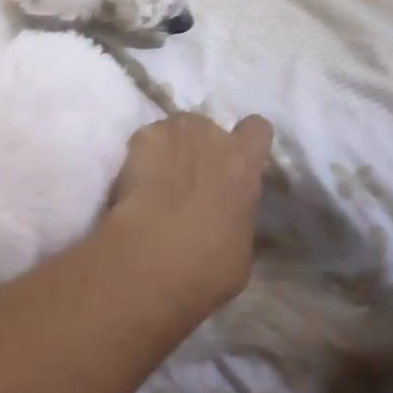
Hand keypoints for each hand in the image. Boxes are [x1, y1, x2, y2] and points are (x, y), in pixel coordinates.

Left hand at [105, 112, 272, 311]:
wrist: (153, 254)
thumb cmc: (208, 263)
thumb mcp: (241, 245)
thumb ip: (236, 213)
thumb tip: (226, 213)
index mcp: (243, 163)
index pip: (257, 129)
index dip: (247, 141)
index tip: (237, 159)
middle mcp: (211, 135)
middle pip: (208, 129)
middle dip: (199, 148)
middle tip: (188, 180)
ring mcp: (173, 131)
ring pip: (174, 132)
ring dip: (169, 149)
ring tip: (157, 182)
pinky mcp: (140, 137)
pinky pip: (145, 141)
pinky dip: (141, 157)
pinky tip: (135, 185)